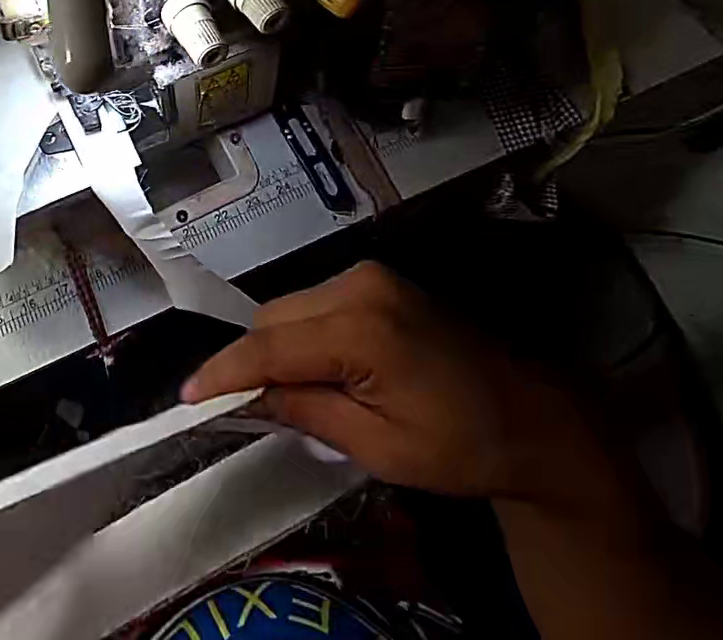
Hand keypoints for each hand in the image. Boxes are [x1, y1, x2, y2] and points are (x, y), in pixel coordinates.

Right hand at [182, 262, 609, 505]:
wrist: (534, 418)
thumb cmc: (460, 445)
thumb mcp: (375, 444)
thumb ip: (303, 410)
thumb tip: (246, 396)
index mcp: (363, 328)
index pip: (271, 345)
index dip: (226, 371)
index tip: (189, 395)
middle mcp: (359, 285)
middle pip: (274, 318)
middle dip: (252, 360)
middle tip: (240, 406)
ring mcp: (369, 276)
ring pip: (290, 308)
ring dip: (276, 347)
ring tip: (284, 392)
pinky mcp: (375, 281)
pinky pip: (313, 305)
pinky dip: (300, 335)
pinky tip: (312, 367)